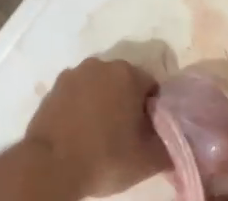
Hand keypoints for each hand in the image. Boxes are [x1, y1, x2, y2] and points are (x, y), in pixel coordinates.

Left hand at [24, 57, 169, 198]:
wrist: (51, 164)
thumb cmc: (105, 157)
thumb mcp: (148, 160)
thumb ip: (171, 146)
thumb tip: (177, 139)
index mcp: (127, 73)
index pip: (152, 88)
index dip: (153, 112)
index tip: (147, 134)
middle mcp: (101, 63)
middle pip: (125, 83)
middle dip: (129, 104)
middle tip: (127, 136)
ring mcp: (74, 72)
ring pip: (100, 86)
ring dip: (104, 103)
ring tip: (101, 135)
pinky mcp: (55, 86)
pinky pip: (78, 93)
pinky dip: (83, 106)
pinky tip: (81, 131)